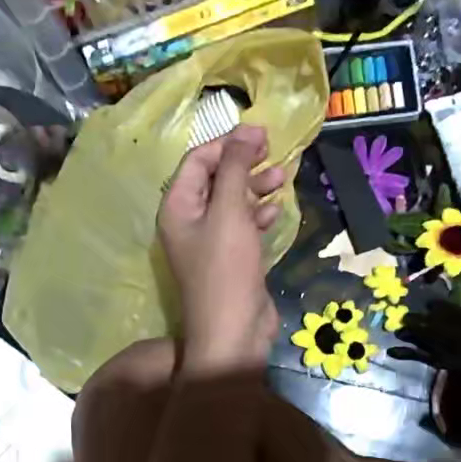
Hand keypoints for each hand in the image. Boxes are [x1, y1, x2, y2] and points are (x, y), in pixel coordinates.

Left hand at [158, 127, 286, 374]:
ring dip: (256, 188)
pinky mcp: (231, 258)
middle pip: (216, 179)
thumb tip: (246, 130)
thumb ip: (236, 169)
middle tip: (274, 153)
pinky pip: (243, 226)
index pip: (198, 161)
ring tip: (282, 179)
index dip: (227, 143)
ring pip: (232, 202)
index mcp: (178, 207)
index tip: (260, 135)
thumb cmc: (227, 269)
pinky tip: (276, 210)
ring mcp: (210, 242)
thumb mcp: (230, 213)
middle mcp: (189, 221)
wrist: (234, 331)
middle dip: (244, 164)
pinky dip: (259, 214)